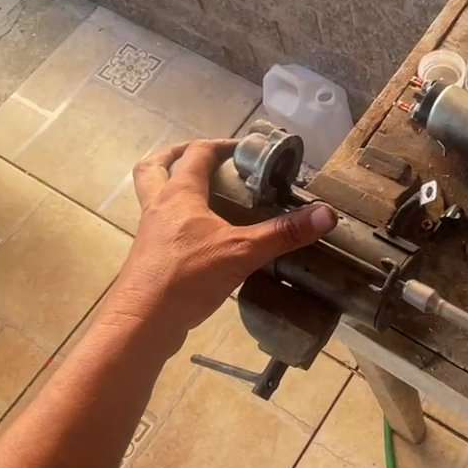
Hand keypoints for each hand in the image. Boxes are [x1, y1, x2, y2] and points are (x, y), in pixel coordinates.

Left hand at [104, 139, 336, 336]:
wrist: (142, 322)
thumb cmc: (187, 277)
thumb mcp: (242, 252)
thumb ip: (282, 233)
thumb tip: (325, 214)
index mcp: (179, 194)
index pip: (197, 154)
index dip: (222, 145)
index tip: (246, 149)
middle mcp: (159, 207)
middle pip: (154, 166)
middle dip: (176, 155)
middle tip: (202, 157)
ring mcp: (150, 233)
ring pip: (151, 196)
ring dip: (169, 185)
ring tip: (199, 192)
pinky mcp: (149, 258)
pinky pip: (160, 226)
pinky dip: (176, 220)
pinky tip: (199, 235)